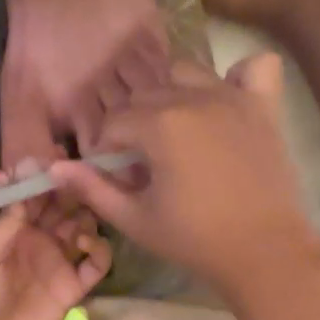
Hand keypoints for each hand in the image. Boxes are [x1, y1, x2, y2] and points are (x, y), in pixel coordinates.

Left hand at [0, 181, 112, 319]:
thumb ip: (7, 224)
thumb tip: (26, 188)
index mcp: (19, 230)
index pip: (38, 198)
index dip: (46, 178)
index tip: (55, 157)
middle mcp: (44, 242)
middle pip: (67, 209)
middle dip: (73, 190)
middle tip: (80, 174)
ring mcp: (61, 263)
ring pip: (86, 230)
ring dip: (88, 216)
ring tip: (82, 210)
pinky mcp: (74, 288)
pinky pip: (97, 265)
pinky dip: (100, 250)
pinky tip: (87, 243)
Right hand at [50, 54, 319, 295]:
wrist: (264, 252)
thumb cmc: (194, 240)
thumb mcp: (135, 219)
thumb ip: (93, 189)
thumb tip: (55, 168)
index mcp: (160, 124)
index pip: (115, 123)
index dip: (107, 151)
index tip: (117, 178)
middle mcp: (195, 98)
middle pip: (146, 96)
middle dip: (135, 126)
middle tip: (145, 167)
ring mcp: (233, 98)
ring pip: (187, 75)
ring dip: (173, 97)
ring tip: (177, 136)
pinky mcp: (264, 107)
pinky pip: (253, 67)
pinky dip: (237, 77)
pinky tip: (227, 103)